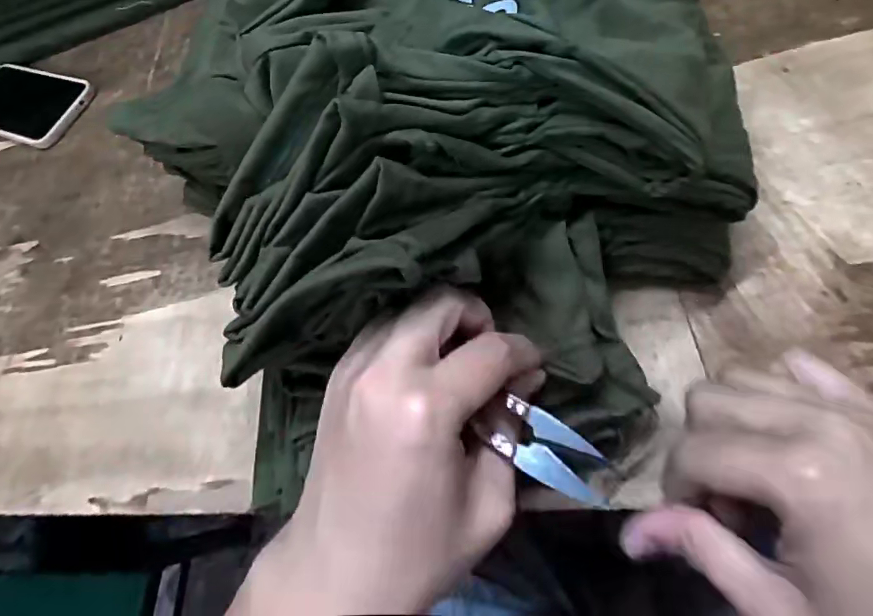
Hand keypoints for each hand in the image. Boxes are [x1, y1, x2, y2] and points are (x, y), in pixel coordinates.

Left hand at [229, 288, 544, 615]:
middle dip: (477, 317)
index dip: (523, 350)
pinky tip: (422, 371)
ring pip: (407, 309)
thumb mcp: (488, 505)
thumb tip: (521, 380)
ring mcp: (353, 365)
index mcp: (425, 405)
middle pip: (439, 304)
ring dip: (440, 324)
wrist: (336, 569)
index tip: (536, 363)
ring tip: (458, 363)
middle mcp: (384, 369)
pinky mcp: (337, 372)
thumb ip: (509, 431)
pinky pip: (380, 330)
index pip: (488, 350)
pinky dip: (409, 335)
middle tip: (493, 355)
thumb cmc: (420, 550)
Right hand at [622, 350, 872, 615]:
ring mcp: (856, 412)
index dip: (677, 491)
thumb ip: (702, 552)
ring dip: (735, 421)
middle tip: (732, 512)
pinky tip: (795, 442)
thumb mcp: (787, 612)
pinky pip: (807, 370)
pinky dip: (783, 391)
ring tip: (764, 481)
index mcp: (797, 472)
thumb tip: (629, 532)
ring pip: (745, 375)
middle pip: (708, 397)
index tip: (696, 527)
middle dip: (701, 450)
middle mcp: (818, 422)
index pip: (691, 451)